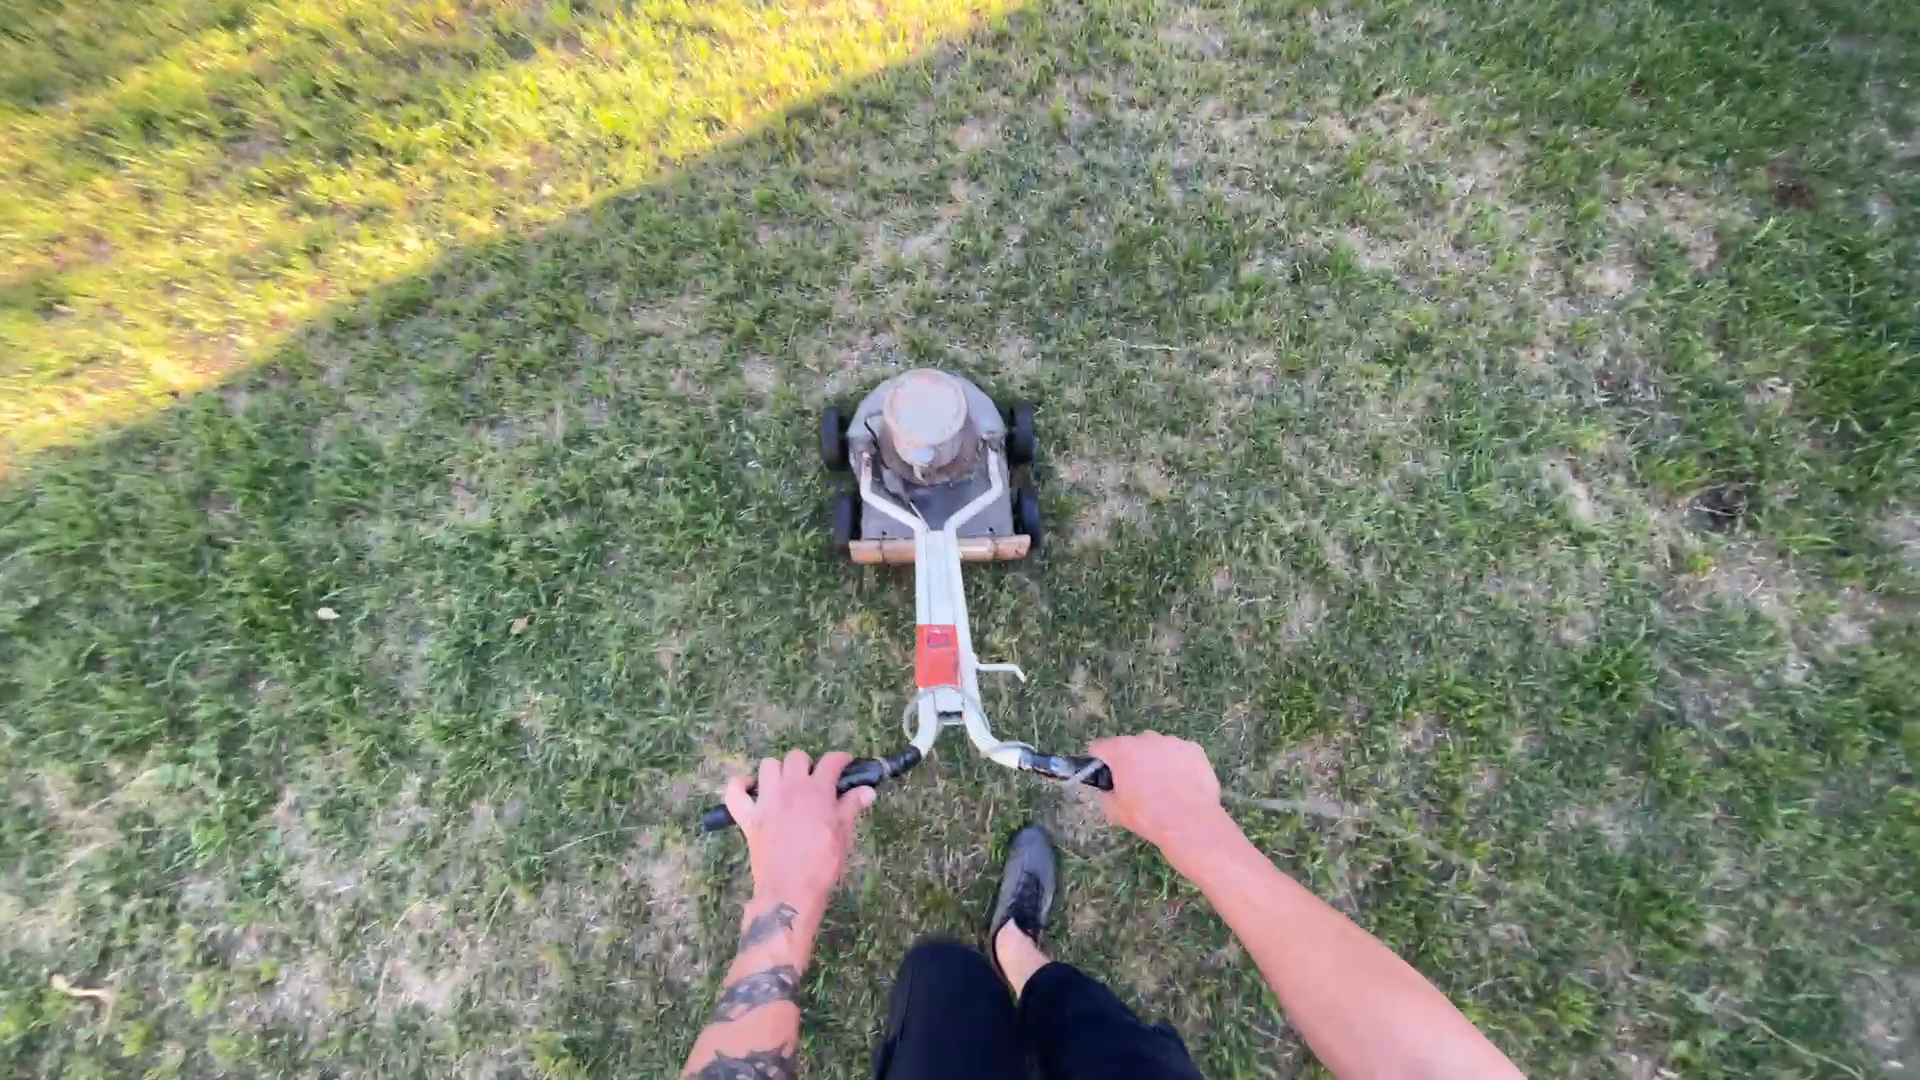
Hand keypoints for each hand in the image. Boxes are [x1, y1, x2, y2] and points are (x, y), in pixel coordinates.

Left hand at [723, 750, 874, 912]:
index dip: (841, 759)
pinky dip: (740, 787)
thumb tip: (867, 790)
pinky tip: (751, 791)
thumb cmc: (823, 863)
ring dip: (778, 772)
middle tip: (814, 782)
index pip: (831, 761)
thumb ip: (852, 806)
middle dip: (808, 765)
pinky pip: (734, 793)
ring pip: (768, 766)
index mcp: (817, 790)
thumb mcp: (844, 834)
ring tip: (786, 786)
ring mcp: (766, 801)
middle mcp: (790, 788)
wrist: (791, 891)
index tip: (846, 764)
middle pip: (797, 757)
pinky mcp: (747, 817)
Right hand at [1089, 732, 1236, 852]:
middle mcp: (1145, 738)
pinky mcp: (1194, 749)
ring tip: (1164, 786)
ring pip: (1156, 748)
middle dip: (1130, 761)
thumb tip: (1109, 787)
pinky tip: (1182, 783)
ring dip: (1155, 761)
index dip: (1099, 762)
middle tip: (1138, 786)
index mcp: (1121, 750)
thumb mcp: (1114, 811)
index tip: (1107, 777)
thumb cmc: (1149, 817)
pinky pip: (1178, 753)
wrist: (1191, 824)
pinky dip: (1177, 764)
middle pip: (1130, 746)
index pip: (1099, 747)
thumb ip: (1105, 793)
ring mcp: (1172, 741)